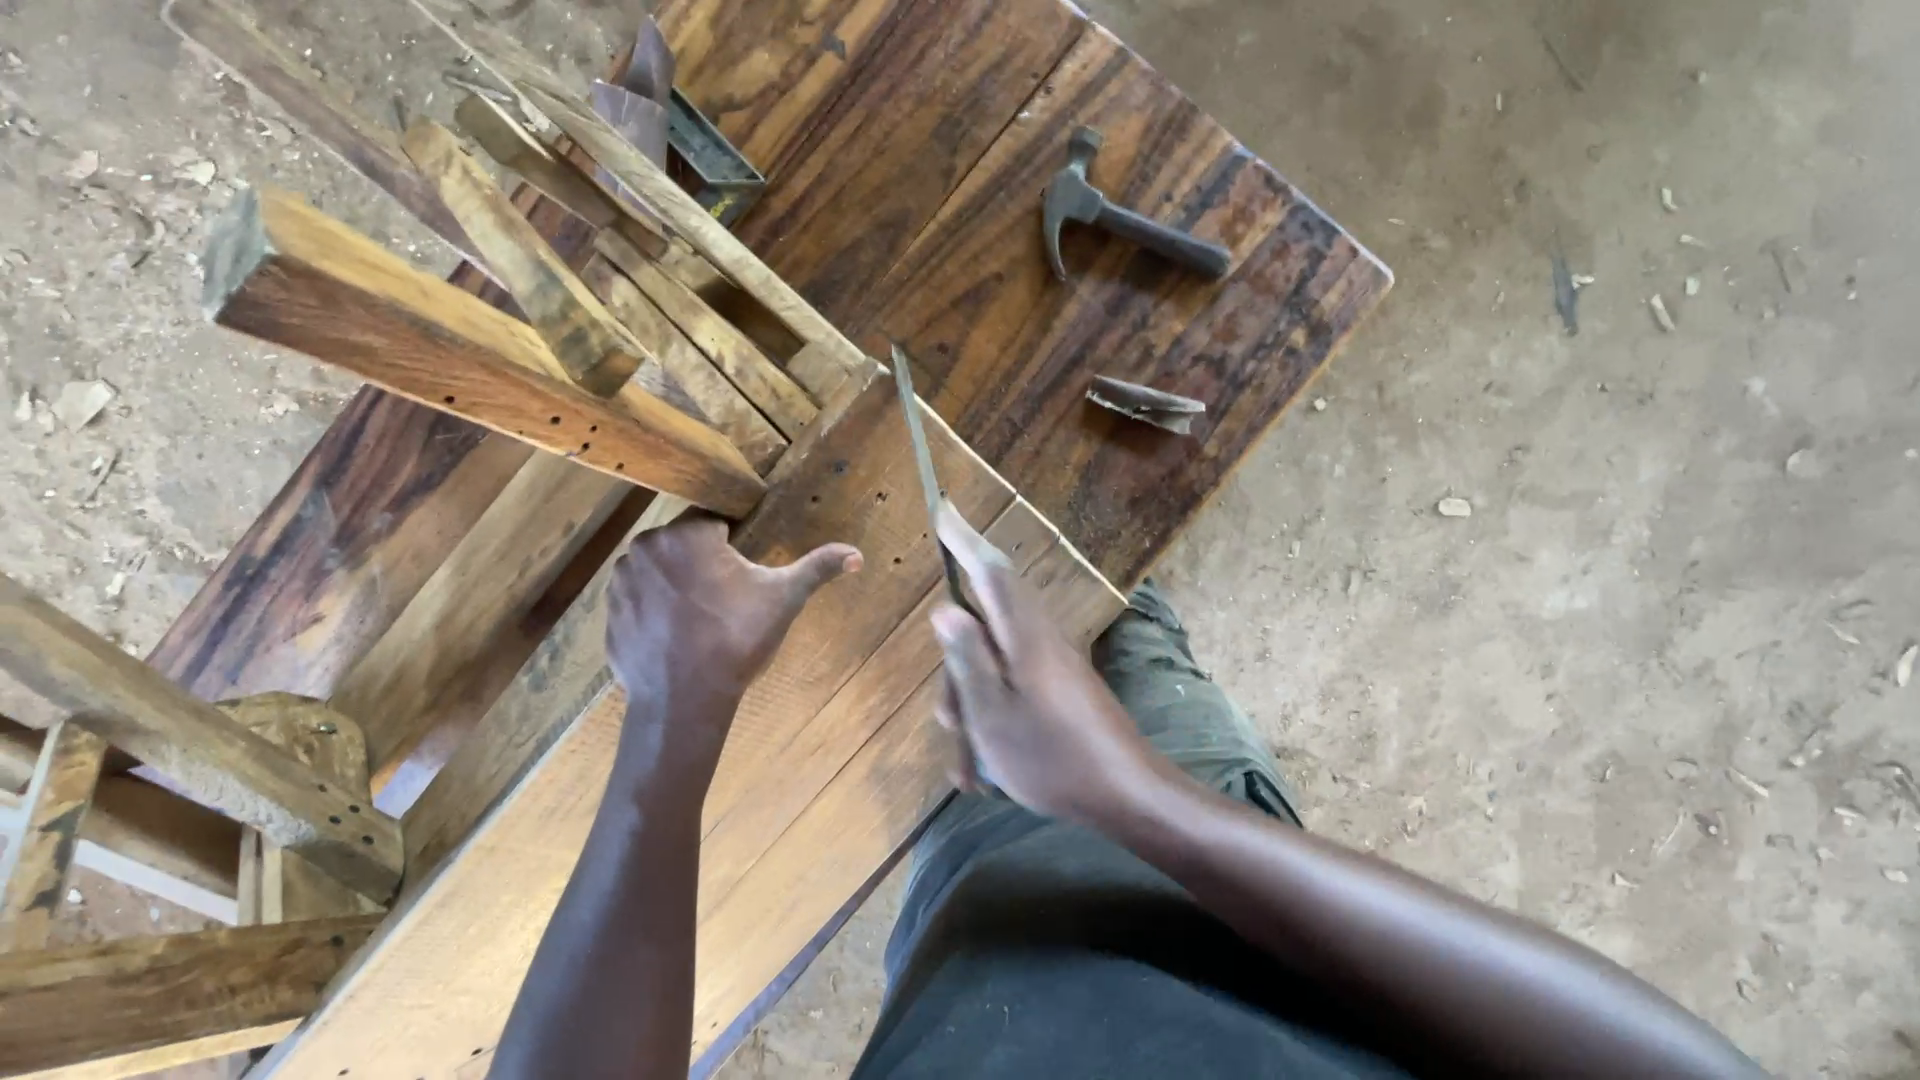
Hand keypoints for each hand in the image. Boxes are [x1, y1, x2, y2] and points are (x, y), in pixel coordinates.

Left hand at [606, 513, 859, 783]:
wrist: (684, 700)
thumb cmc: (736, 639)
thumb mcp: (784, 599)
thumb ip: (817, 568)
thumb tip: (856, 555)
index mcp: (687, 534)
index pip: (713, 522)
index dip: (732, 545)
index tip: (742, 574)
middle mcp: (645, 547)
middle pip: (682, 544)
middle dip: (701, 563)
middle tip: (725, 600)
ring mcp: (620, 581)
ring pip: (658, 570)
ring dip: (674, 583)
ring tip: (698, 620)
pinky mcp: (608, 614)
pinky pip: (637, 600)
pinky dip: (653, 610)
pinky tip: (675, 635)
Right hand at [929, 504, 1165, 824]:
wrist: (1127, 795)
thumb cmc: (1053, 757)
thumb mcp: (993, 713)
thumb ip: (968, 659)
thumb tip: (946, 610)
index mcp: (1025, 636)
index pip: (989, 572)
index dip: (964, 540)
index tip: (942, 508)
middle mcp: (1040, 640)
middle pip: (981, 630)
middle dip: (955, 675)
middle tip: (949, 723)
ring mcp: (1051, 666)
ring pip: (992, 667)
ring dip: (971, 708)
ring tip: (969, 766)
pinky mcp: (1058, 690)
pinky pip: (1011, 691)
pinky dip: (993, 722)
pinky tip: (985, 770)